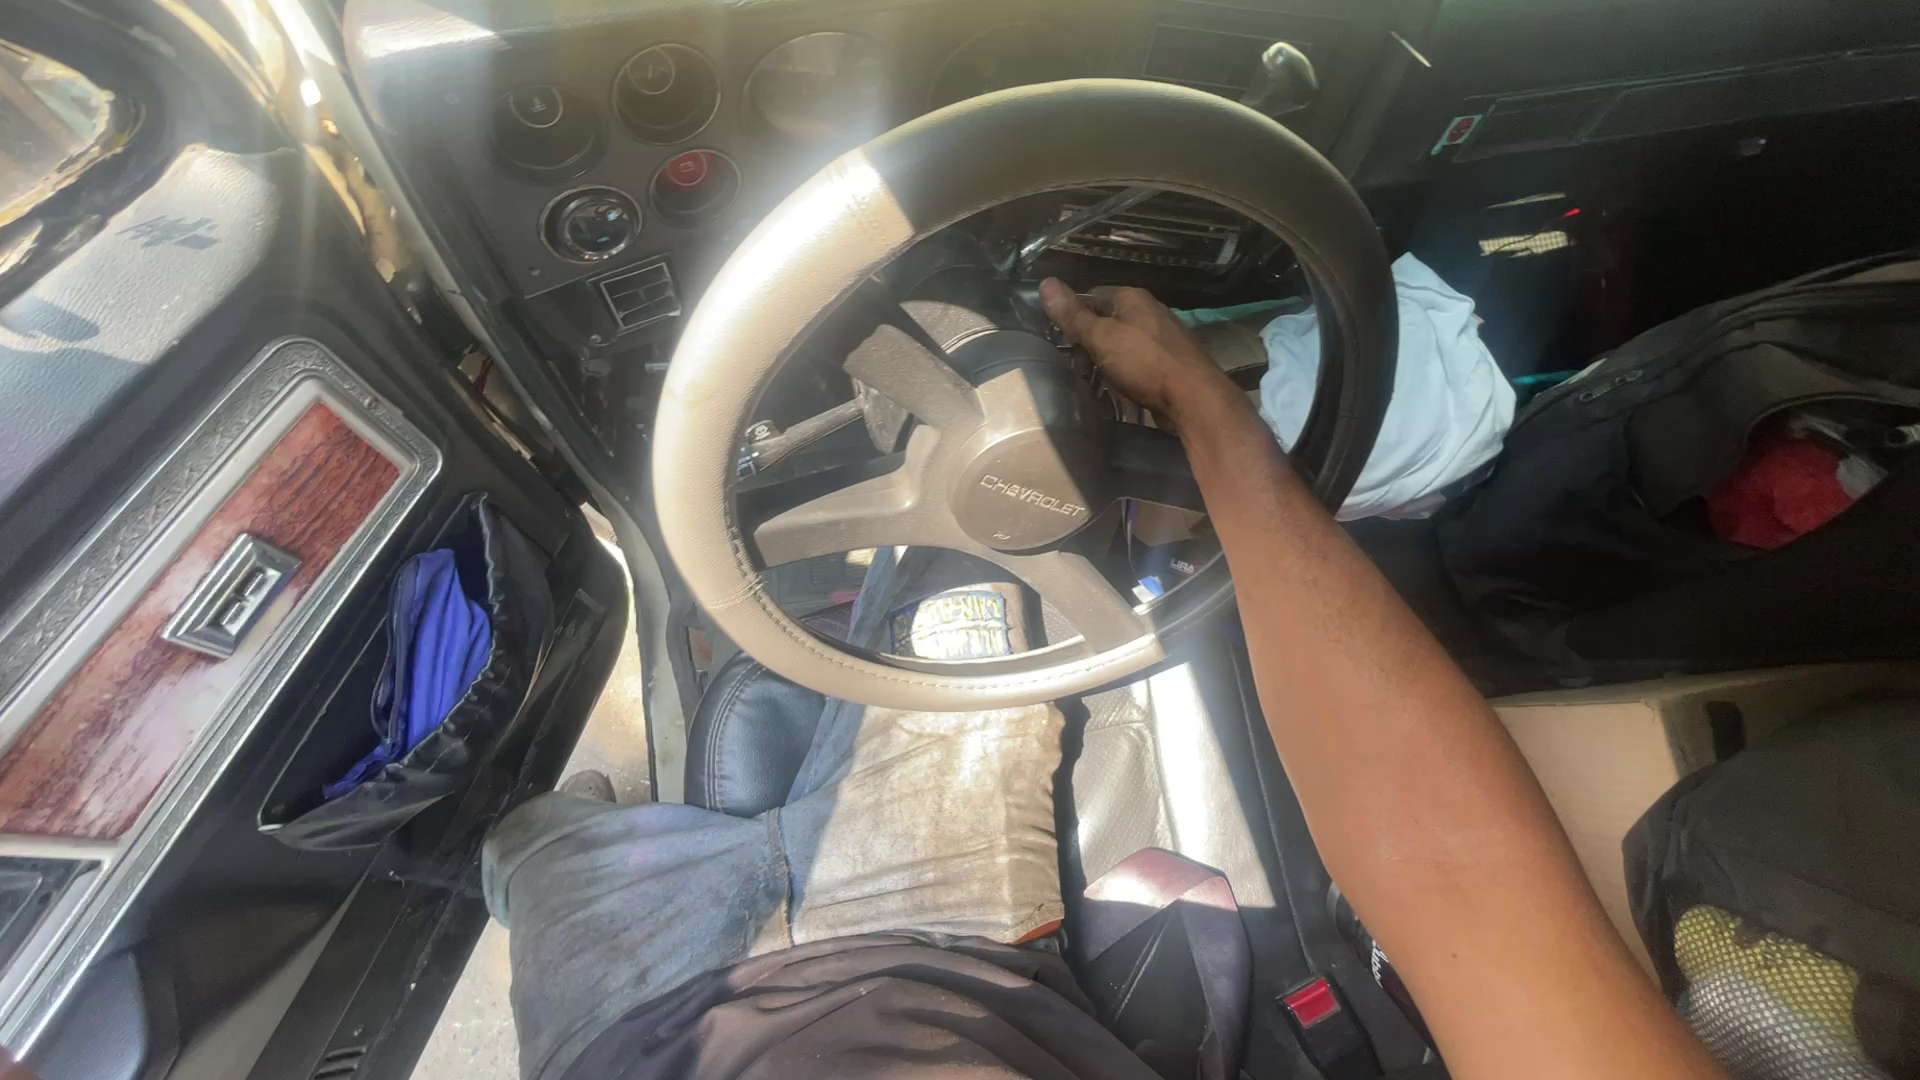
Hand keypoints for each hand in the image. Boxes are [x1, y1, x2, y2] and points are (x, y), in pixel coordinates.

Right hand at [1038, 278, 1239, 425]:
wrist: (1193, 398)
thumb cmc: (1144, 363)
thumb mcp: (1102, 337)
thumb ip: (1073, 315)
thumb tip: (1045, 283)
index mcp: (1131, 298)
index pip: (1090, 296)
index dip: (1072, 317)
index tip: (1060, 342)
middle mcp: (1148, 312)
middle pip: (1105, 321)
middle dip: (1087, 343)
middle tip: (1075, 367)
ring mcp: (1160, 338)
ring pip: (1119, 344)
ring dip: (1103, 361)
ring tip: (1092, 381)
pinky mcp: (1166, 363)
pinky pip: (1134, 363)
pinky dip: (1122, 373)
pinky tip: (1116, 389)